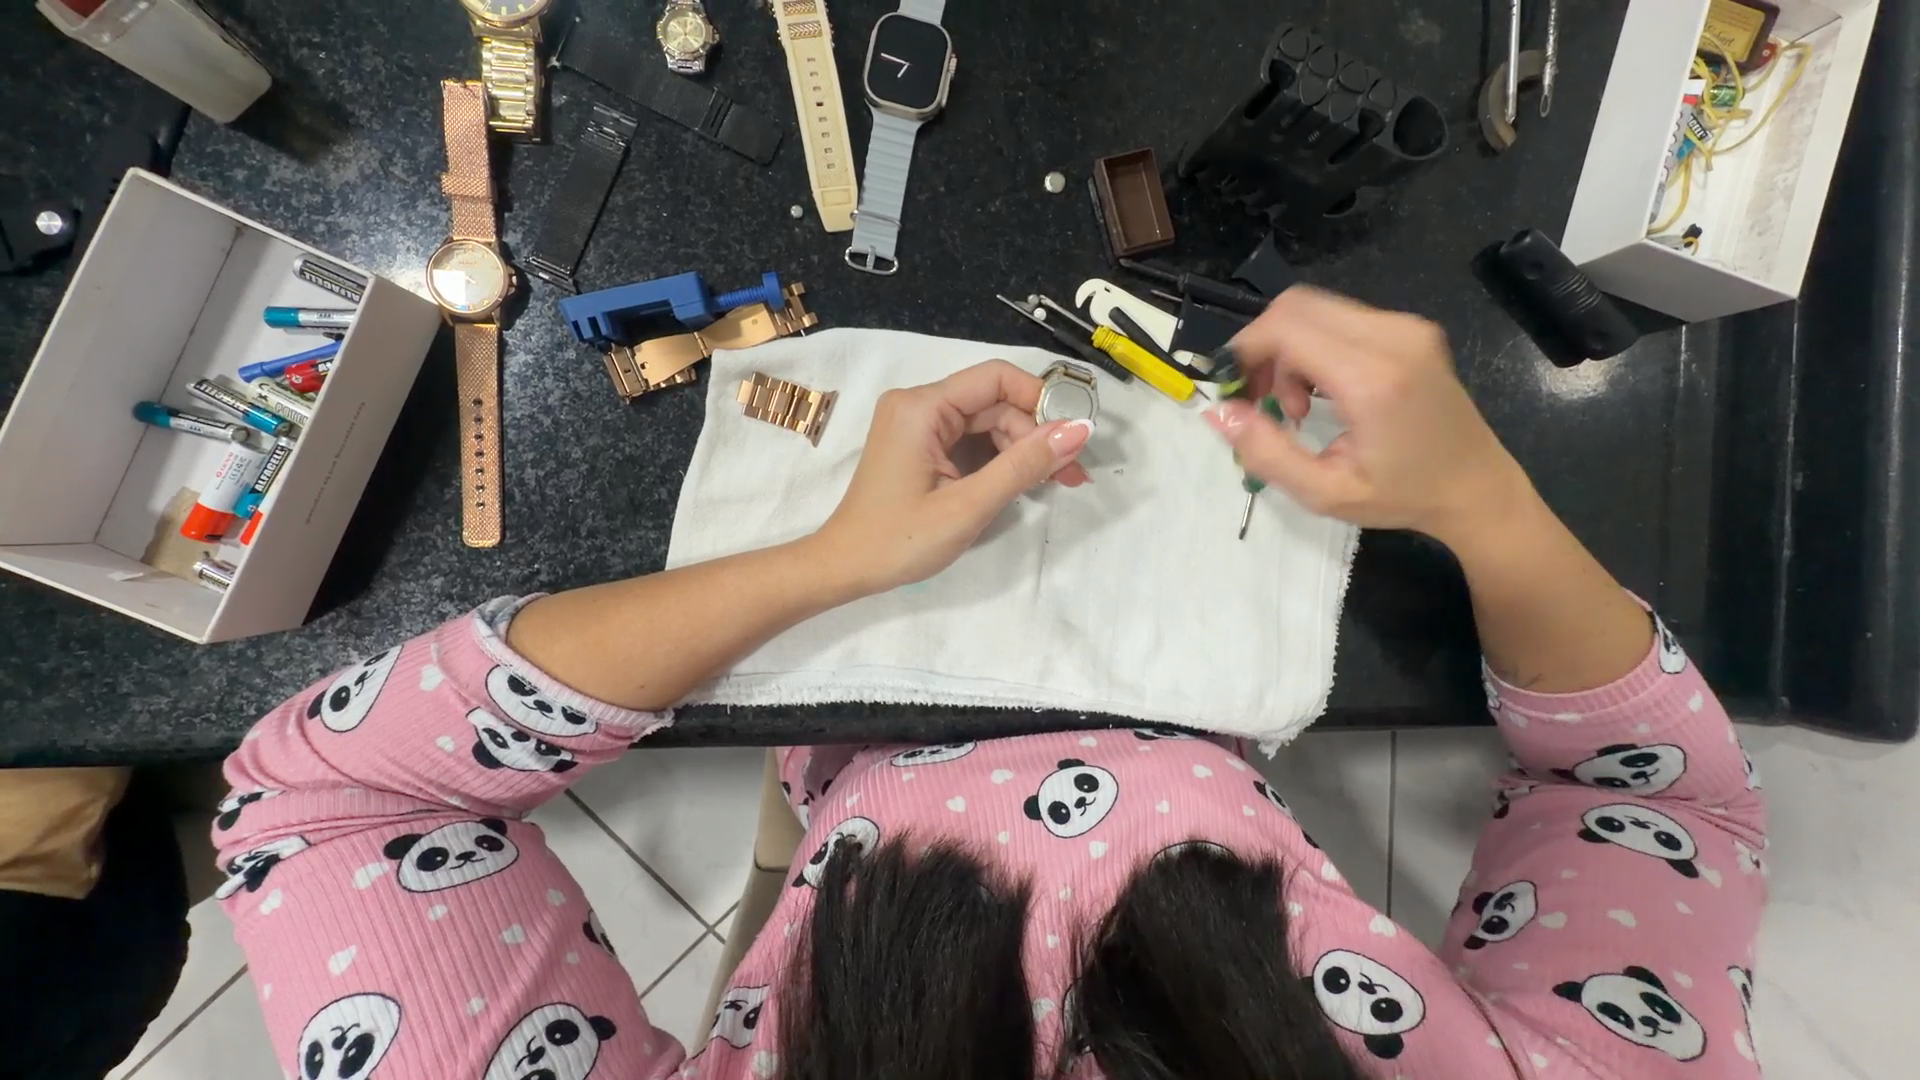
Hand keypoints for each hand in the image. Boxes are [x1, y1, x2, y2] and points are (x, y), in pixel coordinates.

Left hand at [812, 360, 1092, 592]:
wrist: (845, 567)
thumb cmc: (900, 541)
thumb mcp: (969, 506)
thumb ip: (1024, 465)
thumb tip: (1080, 429)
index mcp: (922, 407)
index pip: (997, 378)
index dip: (1041, 401)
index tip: (1074, 436)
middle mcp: (918, 404)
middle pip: (994, 403)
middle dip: (1036, 435)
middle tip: (1072, 475)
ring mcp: (917, 424)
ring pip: (986, 423)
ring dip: (1022, 450)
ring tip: (1056, 483)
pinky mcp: (919, 445)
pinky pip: (969, 440)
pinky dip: (999, 460)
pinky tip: (1024, 482)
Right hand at [1203, 287, 1527, 544]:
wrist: (1475, 487)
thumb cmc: (1401, 496)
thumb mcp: (1322, 492)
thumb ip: (1265, 452)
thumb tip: (1219, 412)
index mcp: (1372, 378)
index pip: (1286, 327)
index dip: (1244, 350)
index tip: (1233, 390)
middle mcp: (1392, 338)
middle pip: (1295, 306)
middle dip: (1260, 347)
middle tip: (1257, 397)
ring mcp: (1405, 328)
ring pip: (1313, 309)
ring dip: (1285, 350)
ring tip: (1293, 404)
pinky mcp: (1409, 329)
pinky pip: (1338, 318)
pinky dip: (1310, 347)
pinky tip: (1318, 391)